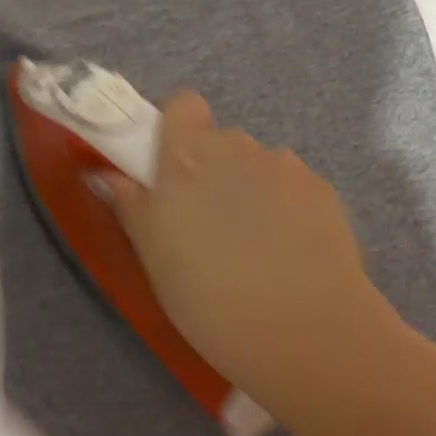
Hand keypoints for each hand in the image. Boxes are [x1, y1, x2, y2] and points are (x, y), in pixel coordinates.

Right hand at [96, 91, 393, 400]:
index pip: (182, 105)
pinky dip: (286, 210)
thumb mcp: (153, 257)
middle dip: (211, 172)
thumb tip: (112, 176)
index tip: (167, 172)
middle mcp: (238, 147)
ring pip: (259, 166)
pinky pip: (293, 188)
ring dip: (250, 191)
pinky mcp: (324, 192)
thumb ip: (132, 206)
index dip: (174, 131)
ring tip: (253, 249)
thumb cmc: (208, 297)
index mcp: (187, 157)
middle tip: (206, 227)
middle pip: (220, 141)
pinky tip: (288, 255)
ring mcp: (286, 167)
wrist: (302, 331)